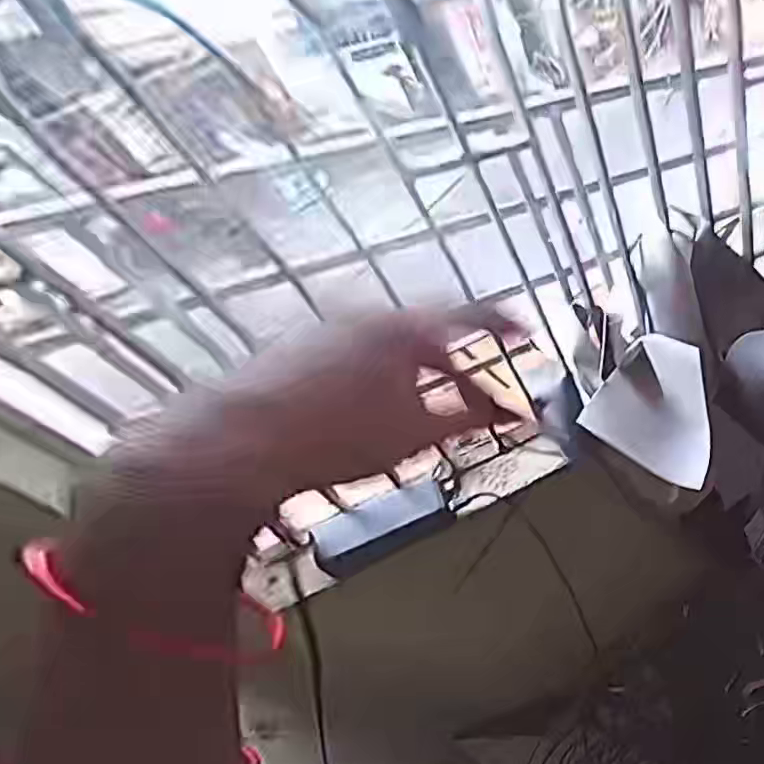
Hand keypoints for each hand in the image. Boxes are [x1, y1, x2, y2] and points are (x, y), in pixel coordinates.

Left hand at [118, 307, 523, 509]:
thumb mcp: (420, 432)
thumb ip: (475, 416)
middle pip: (434, 326)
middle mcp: (366, 317)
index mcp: (403, 329)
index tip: (526, 331)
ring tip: (440, 391)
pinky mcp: (302, 346)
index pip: (470, 318)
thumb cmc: (338, 437)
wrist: (236, 446)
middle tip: (484, 376)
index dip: (504, 326)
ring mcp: (330, 327)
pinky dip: (393, 363)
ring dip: (428, 359)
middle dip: (465, 352)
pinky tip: (391, 395)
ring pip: (397, 335)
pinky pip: (367, 345)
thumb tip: (518, 412)